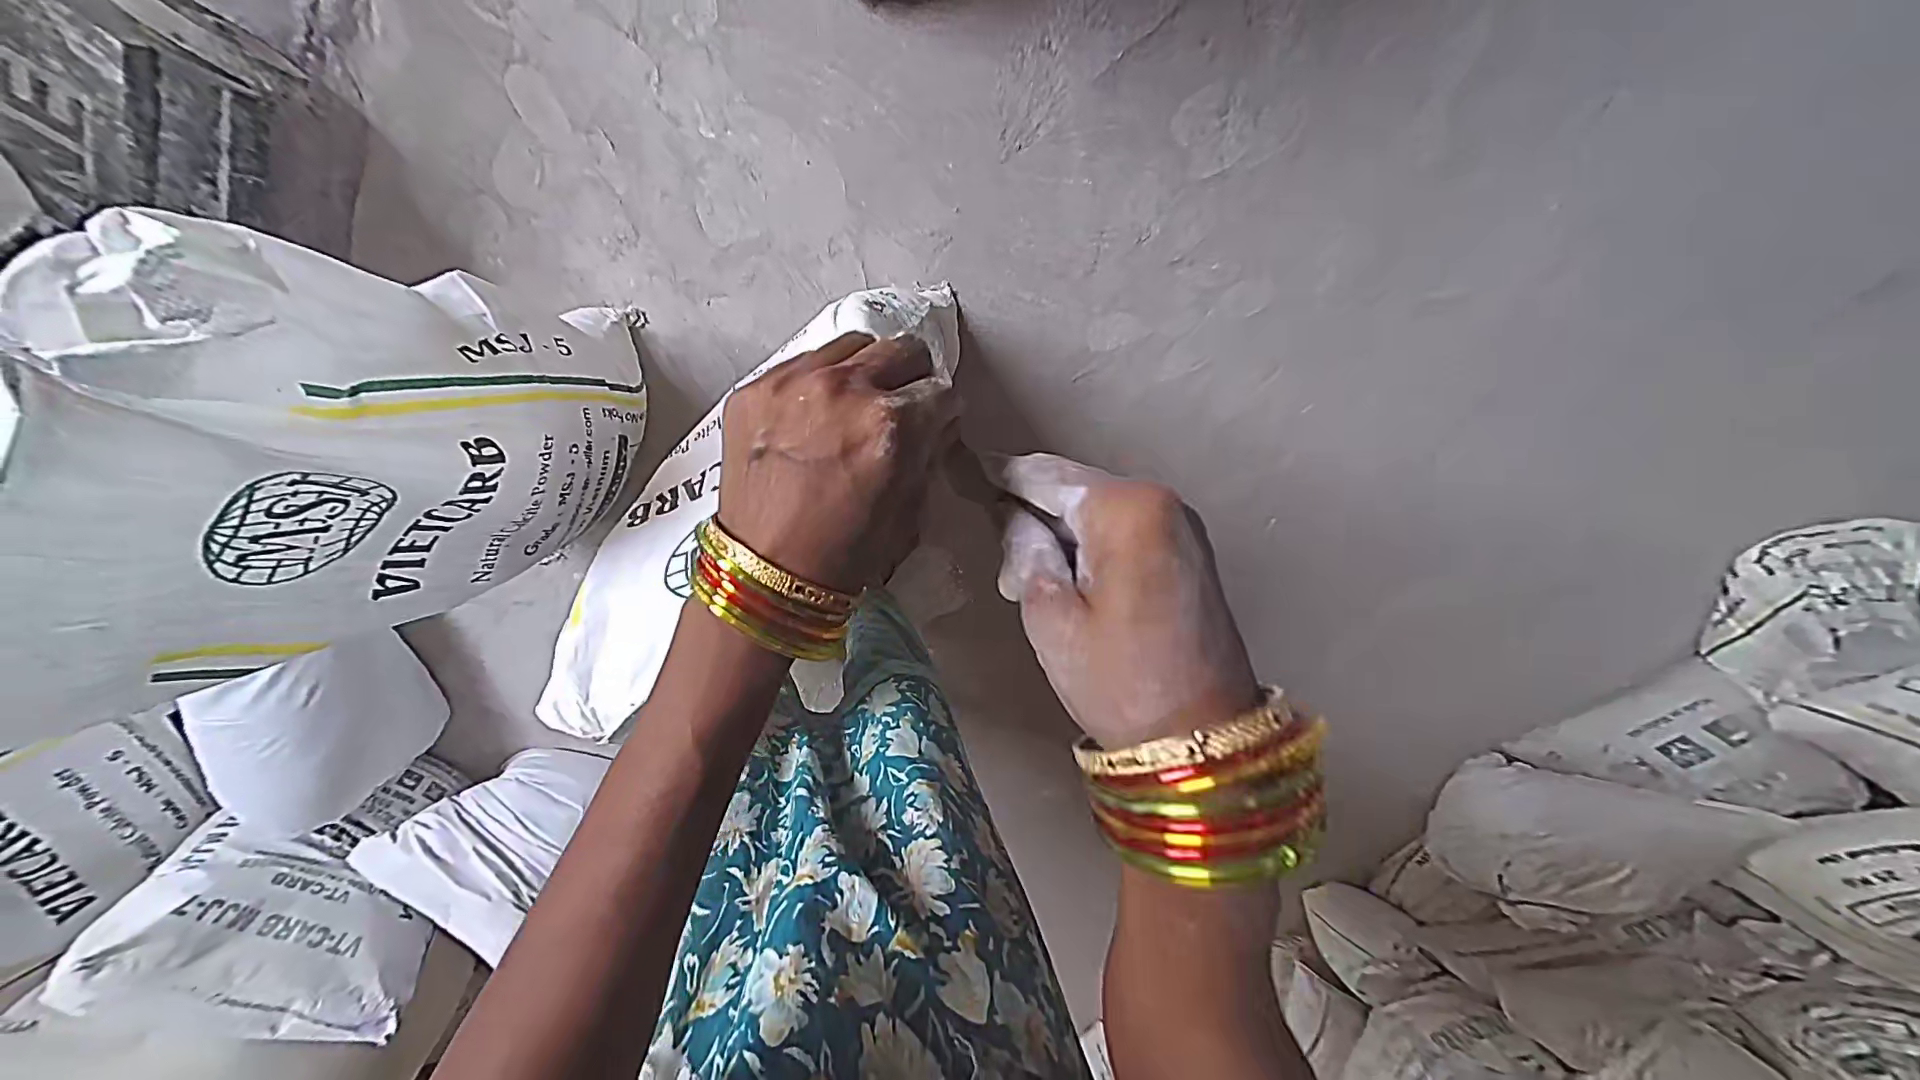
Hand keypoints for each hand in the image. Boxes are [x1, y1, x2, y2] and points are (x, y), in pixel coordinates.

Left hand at [718, 332, 958, 593]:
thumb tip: (935, 425)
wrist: (765, 571)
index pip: (941, 390)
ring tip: (858, 404)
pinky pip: (804, 361)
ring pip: (853, 345)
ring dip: (866, 371)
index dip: (943, 411)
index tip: (936, 419)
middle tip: (904, 403)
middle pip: (902, 350)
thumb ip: (928, 454)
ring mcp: (793, 383)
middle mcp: (843, 391)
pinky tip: (817, 414)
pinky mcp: (755, 388)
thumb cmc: (840, 554)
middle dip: (912, 378)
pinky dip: (821, 381)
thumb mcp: (908, 510)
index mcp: (890, 426)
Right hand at [988, 454, 1259, 749]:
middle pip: (1076, 490)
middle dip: (1033, 517)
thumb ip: (1024, 552)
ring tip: (1033, 585)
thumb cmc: (1120, 682)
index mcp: (1127, 510)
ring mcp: (1181, 527)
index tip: (969, 466)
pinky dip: (1090, 547)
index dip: (1002, 473)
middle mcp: (1162, 503)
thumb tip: (1016, 520)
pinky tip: (1071, 583)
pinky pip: (1124, 532)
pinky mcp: (1186, 554)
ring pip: (1099, 512)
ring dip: (1060, 537)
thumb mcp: (1050, 618)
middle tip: (1006, 566)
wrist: (1201, 736)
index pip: (1048, 475)